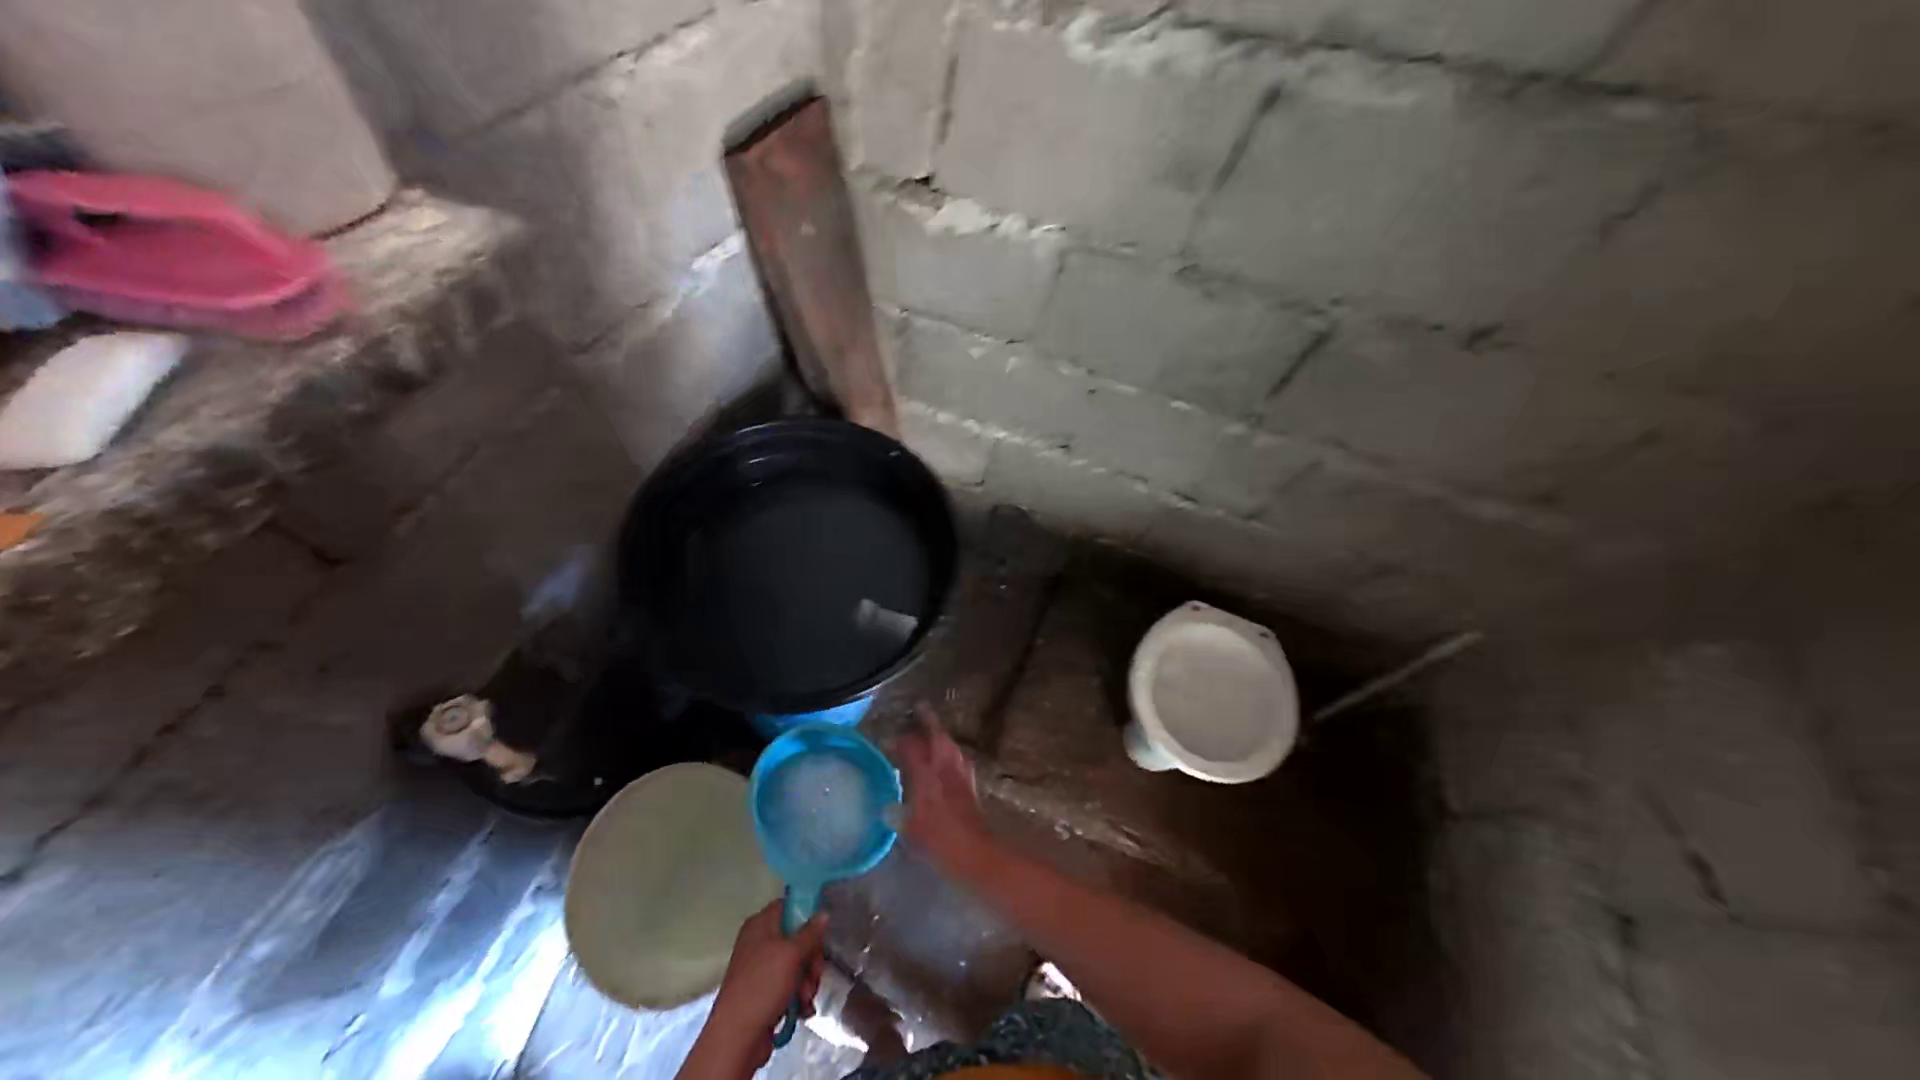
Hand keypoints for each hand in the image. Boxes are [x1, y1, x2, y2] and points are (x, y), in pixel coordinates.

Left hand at [694, 901, 826, 1073]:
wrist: (737, 1036)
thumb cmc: (763, 985)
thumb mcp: (792, 953)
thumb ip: (810, 932)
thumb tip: (823, 913)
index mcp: (760, 924)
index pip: (788, 906)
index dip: (806, 916)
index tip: (820, 933)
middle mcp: (759, 942)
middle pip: (796, 938)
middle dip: (811, 958)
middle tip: (814, 973)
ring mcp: (760, 968)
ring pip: (796, 964)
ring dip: (807, 981)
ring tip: (806, 997)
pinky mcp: (763, 992)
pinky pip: (788, 985)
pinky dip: (798, 995)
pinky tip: (802, 1008)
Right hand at [895, 703, 991, 867]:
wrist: (975, 852)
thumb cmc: (939, 840)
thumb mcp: (911, 828)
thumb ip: (897, 814)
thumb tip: (888, 809)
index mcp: (927, 774)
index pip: (912, 747)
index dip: (900, 741)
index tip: (888, 740)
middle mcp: (945, 768)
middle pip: (938, 736)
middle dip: (928, 721)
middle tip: (919, 709)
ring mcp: (961, 774)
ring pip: (950, 746)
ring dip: (940, 736)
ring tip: (929, 732)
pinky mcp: (970, 785)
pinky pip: (957, 759)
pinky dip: (949, 752)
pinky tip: (943, 760)